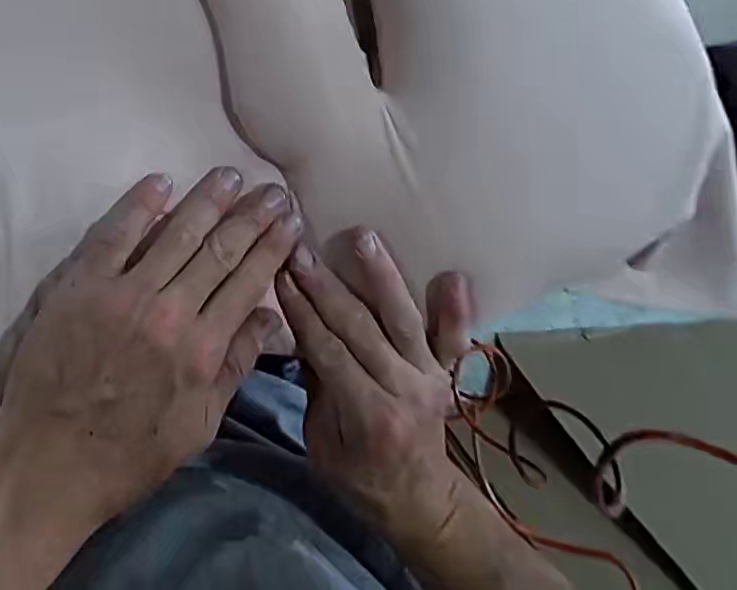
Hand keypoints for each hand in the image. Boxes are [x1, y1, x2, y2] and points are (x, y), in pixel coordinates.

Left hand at [0, 168, 301, 523]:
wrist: (44, 466)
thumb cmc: (129, 453)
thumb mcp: (199, 424)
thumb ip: (237, 366)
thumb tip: (272, 315)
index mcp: (202, 348)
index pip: (248, 279)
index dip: (274, 245)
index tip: (291, 219)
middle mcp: (170, 312)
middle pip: (221, 249)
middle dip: (253, 215)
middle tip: (273, 189)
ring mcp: (124, 294)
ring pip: (177, 233)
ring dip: (208, 199)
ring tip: (230, 175)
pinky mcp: (81, 286)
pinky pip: (114, 235)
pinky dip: (139, 205)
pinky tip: (162, 181)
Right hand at [275, 229, 474, 546]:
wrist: (420, 499)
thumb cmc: (360, 478)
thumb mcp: (323, 445)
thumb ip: (318, 386)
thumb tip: (305, 329)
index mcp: (367, 416)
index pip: (329, 351)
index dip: (303, 311)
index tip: (282, 274)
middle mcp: (403, 389)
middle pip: (360, 328)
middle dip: (326, 287)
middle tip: (302, 251)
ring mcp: (430, 376)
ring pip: (402, 318)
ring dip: (380, 275)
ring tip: (363, 237)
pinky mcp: (447, 369)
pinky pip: (453, 337)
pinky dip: (454, 308)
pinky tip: (453, 276)